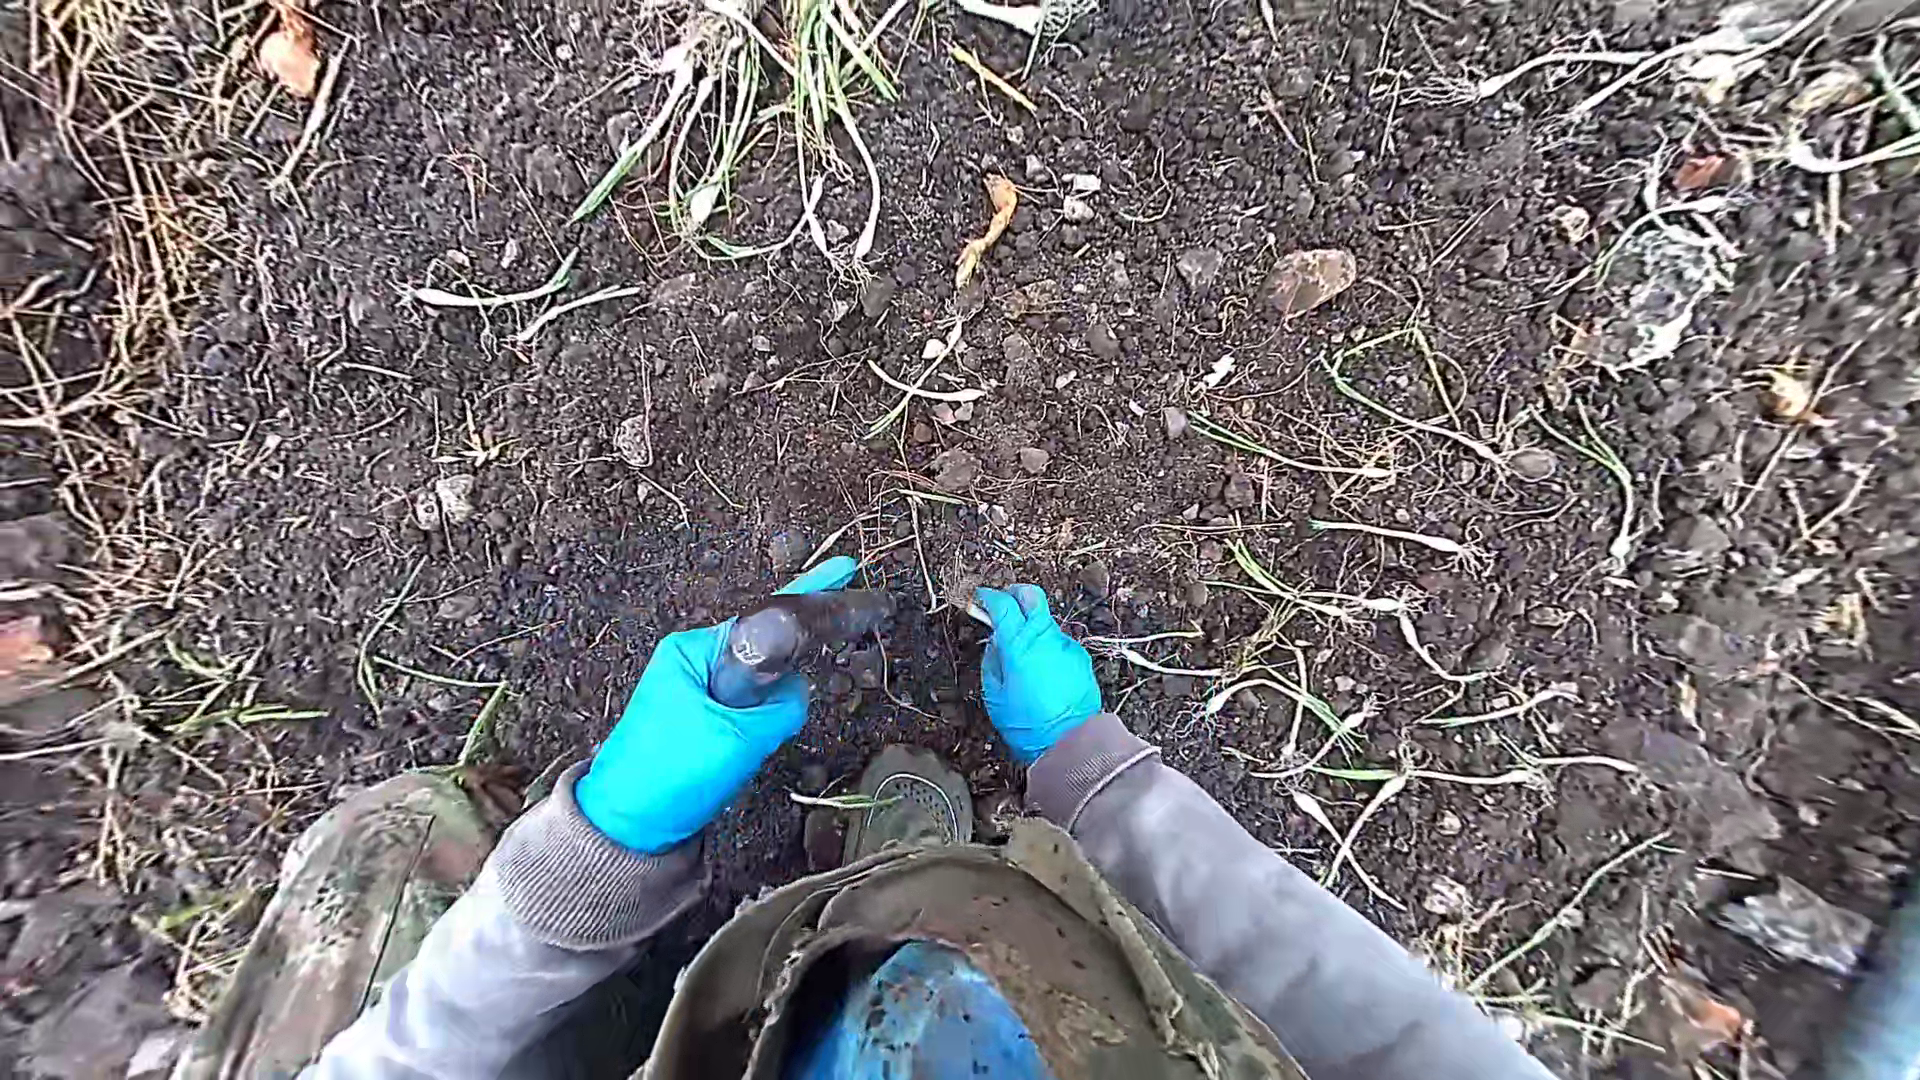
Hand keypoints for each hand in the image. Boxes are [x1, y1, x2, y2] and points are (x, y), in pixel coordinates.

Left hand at [575, 556, 859, 852]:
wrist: (627, 828)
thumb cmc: (669, 775)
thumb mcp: (739, 738)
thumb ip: (783, 706)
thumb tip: (799, 690)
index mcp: (695, 650)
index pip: (763, 613)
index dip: (808, 591)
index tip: (845, 570)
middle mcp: (696, 658)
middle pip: (765, 643)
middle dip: (791, 661)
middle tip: (836, 640)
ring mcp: (698, 685)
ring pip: (761, 678)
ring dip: (772, 702)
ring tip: (757, 737)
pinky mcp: (704, 712)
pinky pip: (748, 702)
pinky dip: (762, 716)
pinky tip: (759, 738)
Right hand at [976, 585, 1101, 764]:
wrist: (1072, 743)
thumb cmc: (1030, 725)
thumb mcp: (995, 694)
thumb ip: (992, 660)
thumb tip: (995, 642)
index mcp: (1019, 644)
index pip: (1003, 603)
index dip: (988, 597)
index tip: (981, 599)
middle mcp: (1045, 637)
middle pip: (1031, 595)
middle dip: (1014, 594)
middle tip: (1002, 605)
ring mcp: (1065, 645)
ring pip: (1045, 620)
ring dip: (1031, 625)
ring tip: (1020, 650)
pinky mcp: (1080, 656)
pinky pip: (1058, 642)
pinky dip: (1046, 646)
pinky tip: (1040, 669)